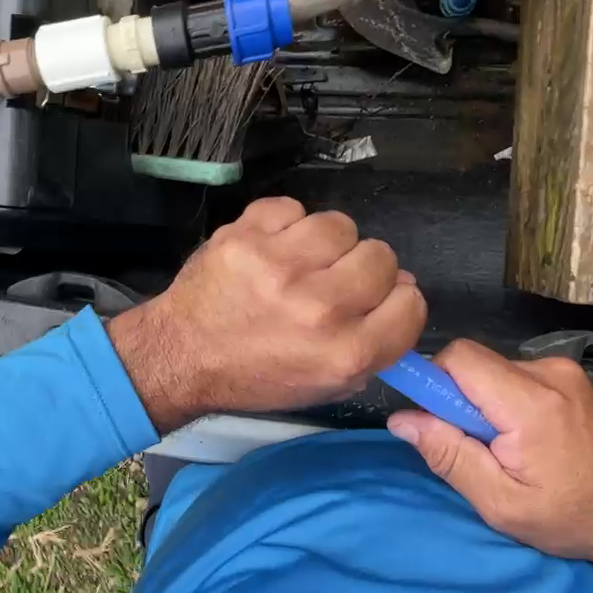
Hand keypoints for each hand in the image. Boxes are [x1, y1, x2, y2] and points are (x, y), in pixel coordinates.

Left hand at [108, 198, 426, 434]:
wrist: (182, 355)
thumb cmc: (257, 375)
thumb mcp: (327, 385)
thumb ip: (376, 344)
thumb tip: (402, 286)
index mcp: (346, 353)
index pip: (410, 302)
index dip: (395, 300)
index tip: (371, 303)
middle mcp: (320, 308)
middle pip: (382, 257)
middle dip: (362, 269)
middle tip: (330, 283)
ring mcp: (280, 266)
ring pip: (341, 225)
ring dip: (325, 243)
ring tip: (298, 263)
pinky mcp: (246, 235)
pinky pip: (293, 208)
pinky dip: (285, 226)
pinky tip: (270, 250)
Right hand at [386, 341, 592, 592]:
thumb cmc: (572, 518)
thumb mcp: (500, 504)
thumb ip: (449, 455)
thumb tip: (402, 420)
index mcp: (531, 404)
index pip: (458, 357)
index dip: (434, 380)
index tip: (432, 418)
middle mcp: (549, 374)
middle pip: (474, 363)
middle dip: (460, 399)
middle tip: (475, 446)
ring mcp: (564, 371)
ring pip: (493, 369)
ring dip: (485, 402)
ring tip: (507, 448)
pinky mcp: (571, 376)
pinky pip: (516, 375)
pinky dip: (507, 401)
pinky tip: (527, 439)